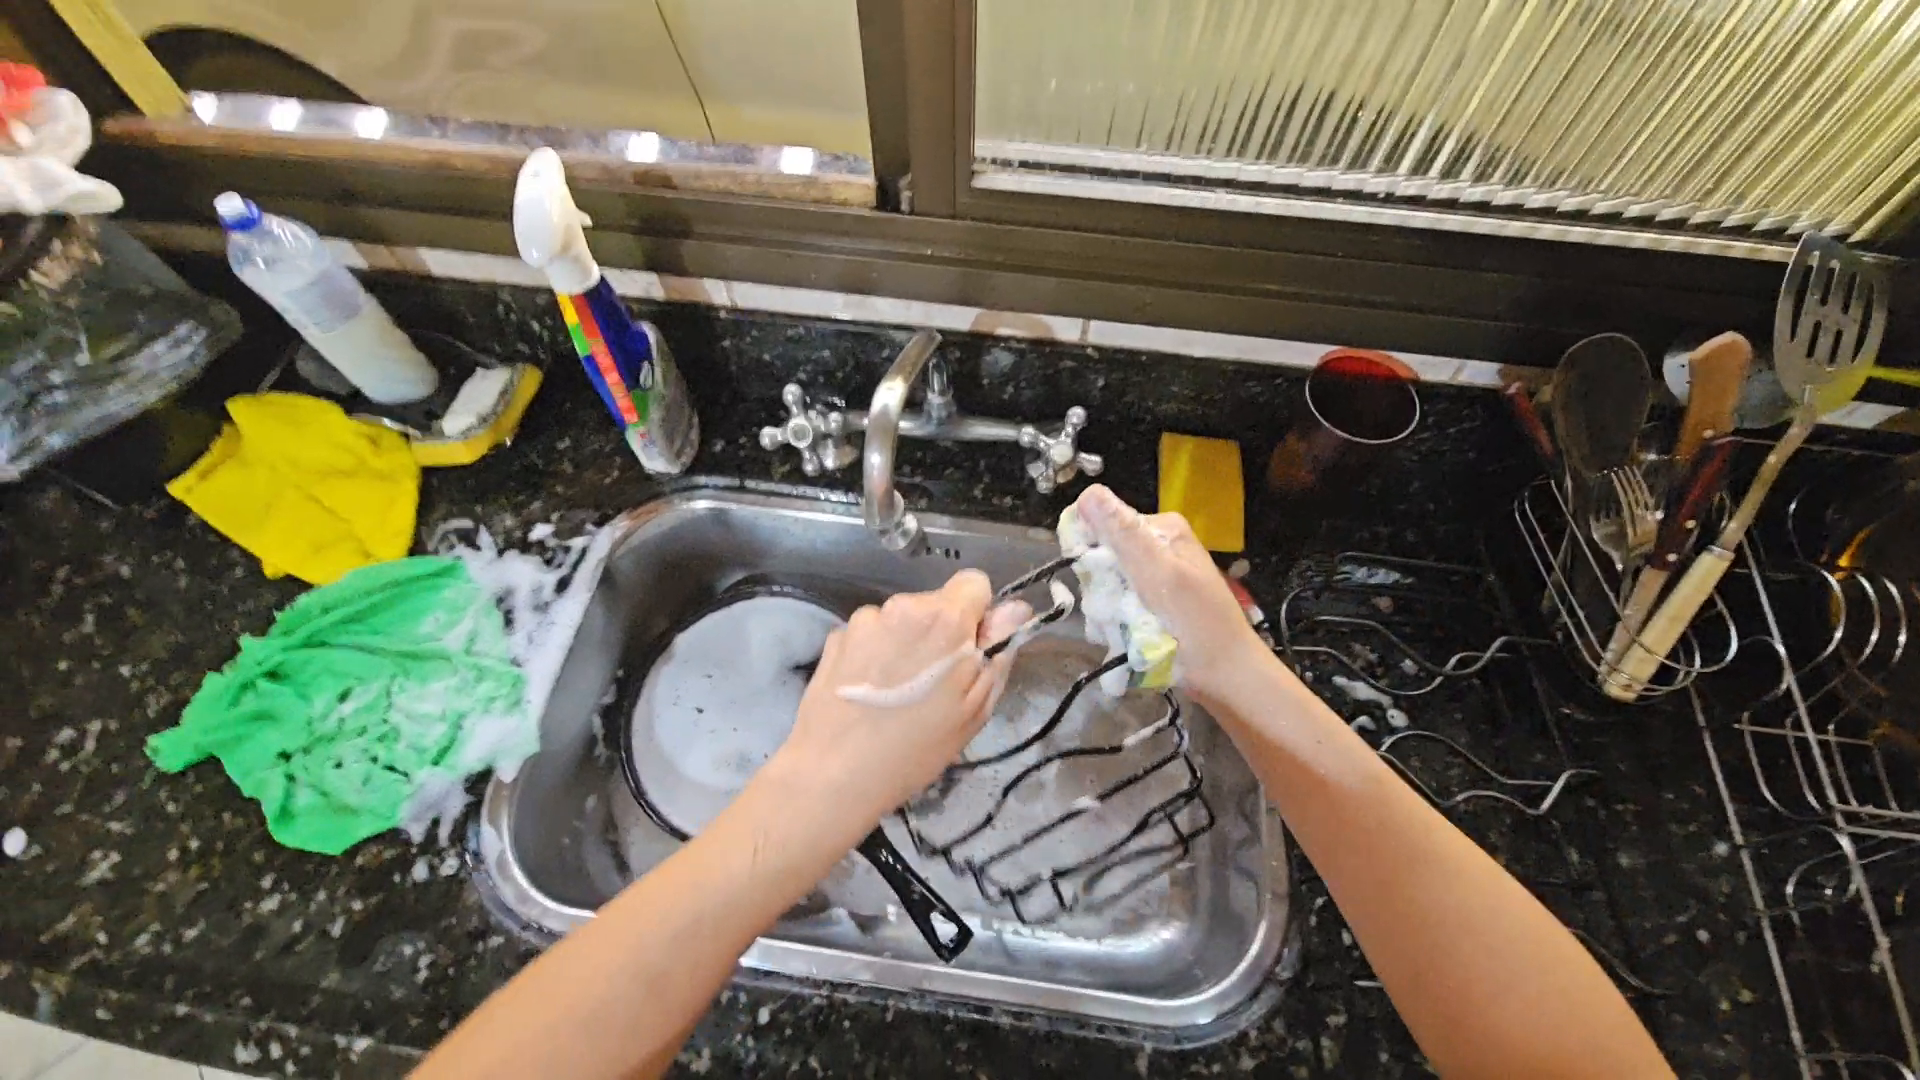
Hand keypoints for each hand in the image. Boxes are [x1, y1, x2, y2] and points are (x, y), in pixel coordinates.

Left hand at [771, 570, 1029, 827]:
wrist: (834, 773)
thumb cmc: (916, 747)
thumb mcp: (975, 707)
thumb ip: (998, 650)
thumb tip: (1016, 609)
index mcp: (943, 618)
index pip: (975, 582)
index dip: (977, 615)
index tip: (968, 652)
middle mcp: (901, 606)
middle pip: (935, 603)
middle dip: (940, 633)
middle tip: (934, 685)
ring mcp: (863, 620)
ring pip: (902, 621)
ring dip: (906, 644)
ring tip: (897, 693)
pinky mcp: (835, 637)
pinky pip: (871, 635)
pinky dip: (875, 655)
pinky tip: (869, 692)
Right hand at [1072, 485, 1267, 700]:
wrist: (1227, 676)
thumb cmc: (1197, 623)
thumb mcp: (1158, 573)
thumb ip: (1124, 534)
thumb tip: (1087, 493)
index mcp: (1161, 528)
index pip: (1104, 522)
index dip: (1090, 551)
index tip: (1095, 581)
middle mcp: (1157, 548)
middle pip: (1102, 558)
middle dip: (1100, 589)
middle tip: (1116, 613)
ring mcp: (1154, 578)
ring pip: (1105, 587)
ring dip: (1107, 611)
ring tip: (1124, 632)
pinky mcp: (1151, 605)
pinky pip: (1116, 607)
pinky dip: (1116, 624)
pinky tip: (1125, 639)